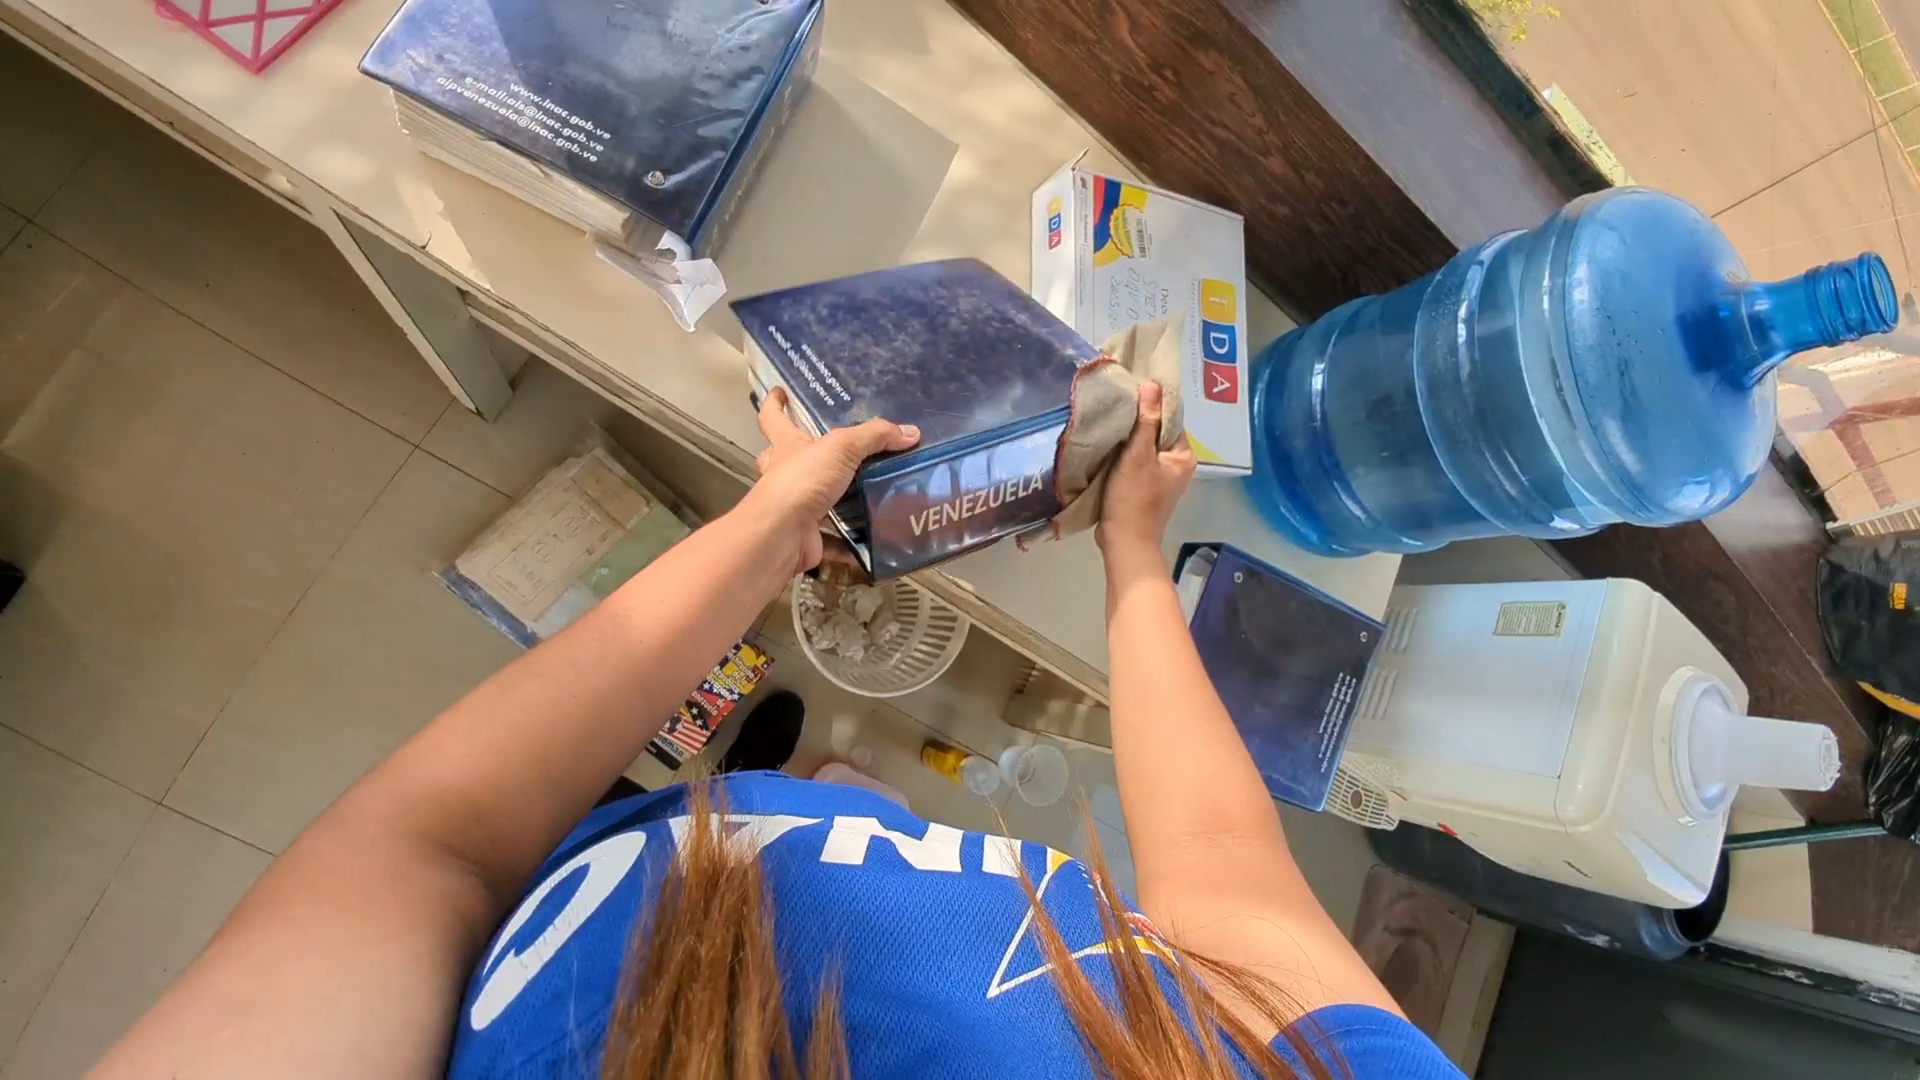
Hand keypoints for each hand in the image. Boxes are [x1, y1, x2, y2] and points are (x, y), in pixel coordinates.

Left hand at [747, 387, 919, 573]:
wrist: (783, 534)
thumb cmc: (802, 481)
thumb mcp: (842, 447)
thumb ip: (875, 437)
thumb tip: (911, 432)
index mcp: (787, 447)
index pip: (774, 418)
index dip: (775, 403)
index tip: (778, 391)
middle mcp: (785, 476)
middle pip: (790, 460)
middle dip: (805, 455)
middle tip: (834, 453)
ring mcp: (794, 508)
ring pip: (813, 500)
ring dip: (836, 500)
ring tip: (867, 494)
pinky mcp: (806, 537)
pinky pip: (832, 539)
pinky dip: (850, 543)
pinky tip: (872, 540)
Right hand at [1096, 382, 1194, 561]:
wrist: (1124, 541)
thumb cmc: (1133, 498)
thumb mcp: (1138, 456)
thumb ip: (1146, 421)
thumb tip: (1152, 386)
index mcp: (1184, 456)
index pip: (1171, 419)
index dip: (1151, 405)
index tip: (1129, 394)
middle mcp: (1178, 465)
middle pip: (1158, 432)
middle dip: (1138, 421)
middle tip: (1116, 407)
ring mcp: (1163, 478)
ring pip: (1146, 447)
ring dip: (1129, 438)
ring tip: (1111, 423)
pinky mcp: (1146, 488)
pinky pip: (1137, 462)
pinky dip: (1125, 455)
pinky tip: (1110, 447)